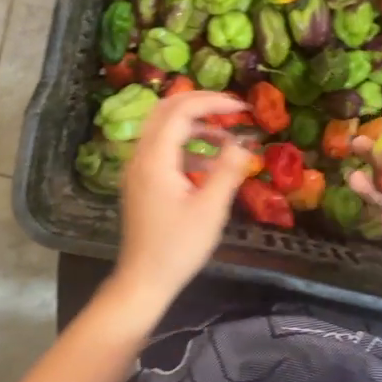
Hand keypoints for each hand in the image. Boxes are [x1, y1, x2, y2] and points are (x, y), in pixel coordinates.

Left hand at [112, 90, 253, 308]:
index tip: (242, 108)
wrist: (143, 280)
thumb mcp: (210, 210)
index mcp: (155, 159)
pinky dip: (186, 145)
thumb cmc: (178, 248)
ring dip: (194, 125)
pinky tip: (210, 163)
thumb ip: (227, 171)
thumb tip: (244, 142)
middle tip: (232, 110)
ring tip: (227, 139)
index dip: (212, 102)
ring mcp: (137, 169)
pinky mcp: (140, 182)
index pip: (181, 111)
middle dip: (200, 104)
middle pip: (166, 110)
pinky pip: (161, 148)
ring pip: (162, 128)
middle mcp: (140, 156)